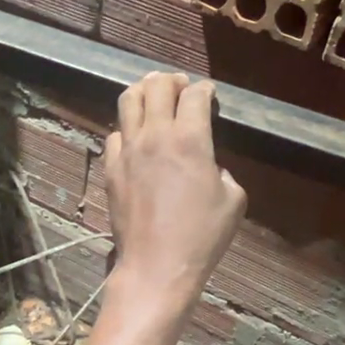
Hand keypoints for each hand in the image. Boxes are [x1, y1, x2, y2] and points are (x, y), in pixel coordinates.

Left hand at [102, 73, 246, 313]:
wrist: (157, 265)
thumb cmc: (201, 236)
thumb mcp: (233, 200)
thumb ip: (223, 171)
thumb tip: (209, 166)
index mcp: (191, 139)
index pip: (194, 95)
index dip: (204, 89)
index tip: (208, 93)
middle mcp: (156, 135)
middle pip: (157, 86)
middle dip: (172, 80)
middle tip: (180, 86)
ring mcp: (128, 150)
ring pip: (129, 100)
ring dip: (144, 91)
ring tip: (153, 96)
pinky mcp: (110, 168)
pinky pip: (115, 134)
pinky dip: (127, 128)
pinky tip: (135, 136)